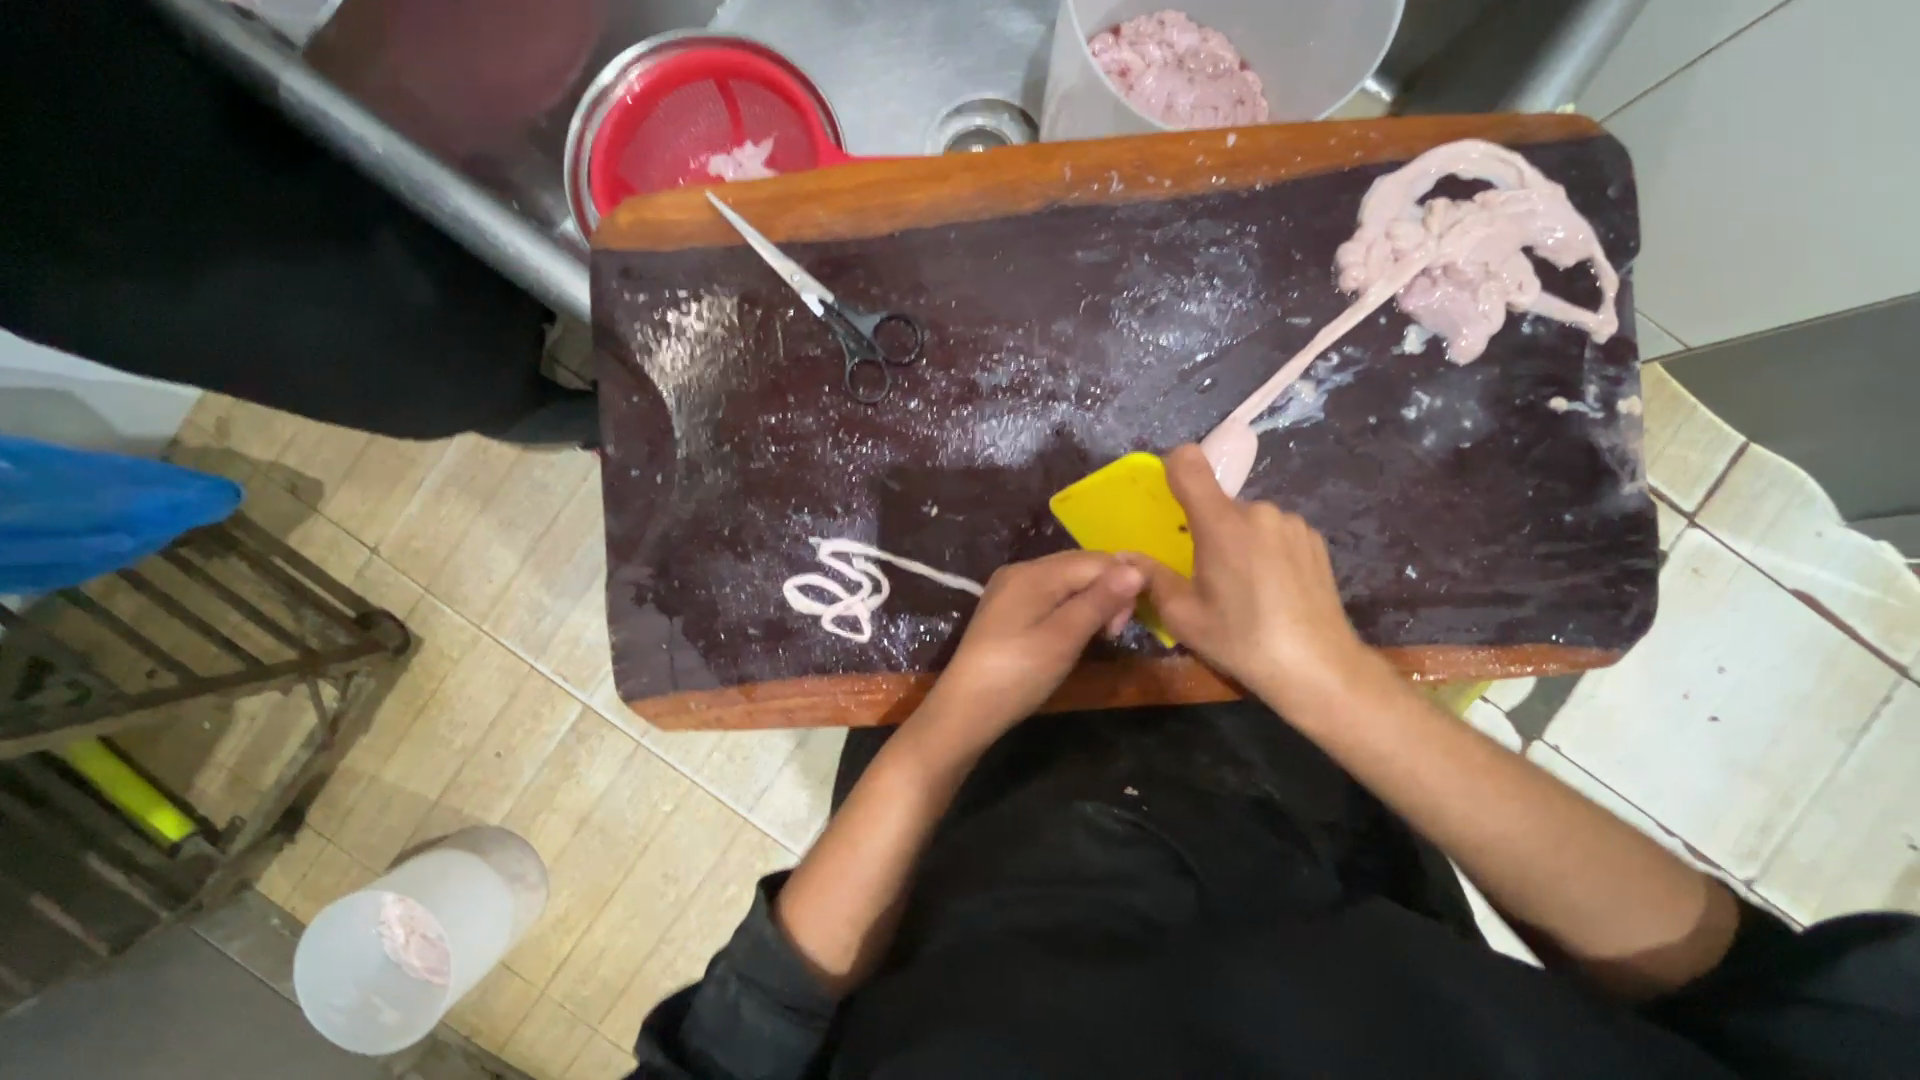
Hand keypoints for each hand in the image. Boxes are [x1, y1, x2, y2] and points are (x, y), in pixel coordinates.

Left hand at [922, 551, 1144, 746]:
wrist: (966, 708)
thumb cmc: (1019, 674)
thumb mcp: (1065, 637)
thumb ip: (1100, 601)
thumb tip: (1137, 569)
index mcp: (1035, 572)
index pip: (1096, 560)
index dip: (1121, 586)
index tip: (1121, 627)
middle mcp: (1021, 570)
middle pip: (1080, 566)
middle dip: (1107, 591)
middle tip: (1111, 634)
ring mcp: (1010, 589)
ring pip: (1066, 581)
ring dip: (1090, 602)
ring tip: (1094, 636)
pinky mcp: (1006, 609)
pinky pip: (1049, 595)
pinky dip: (1069, 609)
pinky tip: (1070, 634)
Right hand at [1124, 444, 1375, 701]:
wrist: (1317, 666)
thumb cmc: (1241, 640)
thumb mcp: (1182, 616)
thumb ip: (1150, 577)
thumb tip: (1125, 557)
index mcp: (1221, 523)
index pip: (1189, 462)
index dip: (1172, 469)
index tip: (1167, 498)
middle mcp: (1258, 511)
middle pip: (1218, 502)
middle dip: (1206, 528)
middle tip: (1205, 573)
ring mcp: (1291, 523)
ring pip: (1248, 519)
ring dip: (1238, 540)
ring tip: (1243, 586)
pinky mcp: (1314, 539)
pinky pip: (1275, 532)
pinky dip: (1265, 550)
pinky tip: (1272, 589)